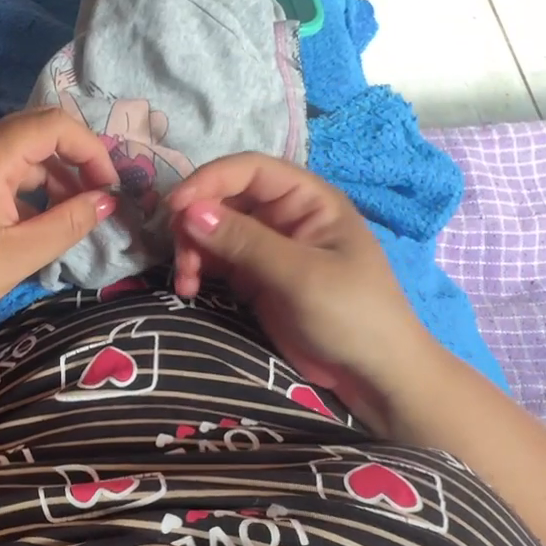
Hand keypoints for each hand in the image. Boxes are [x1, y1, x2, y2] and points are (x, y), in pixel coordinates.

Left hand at [0, 107, 120, 327]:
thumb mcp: (20, 255)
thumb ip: (68, 224)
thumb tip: (107, 202)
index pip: (54, 125)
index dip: (91, 149)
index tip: (109, 187)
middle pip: (42, 128)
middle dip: (78, 157)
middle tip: (100, 194)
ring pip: (28, 148)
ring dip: (59, 173)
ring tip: (78, 211)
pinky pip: (11, 166)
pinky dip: (36, 184)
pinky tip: (48, 217)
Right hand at [165, 154, 438, 400]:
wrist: (371, 376)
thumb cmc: (351, 315)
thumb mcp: (300, 276)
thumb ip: (245, 242)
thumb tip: (189, 211)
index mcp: (308, 199)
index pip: (249, 169)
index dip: (208, 180)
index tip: (174, 207)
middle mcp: (284, 215)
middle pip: (224, 198)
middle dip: (195, 222)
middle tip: (181, 257)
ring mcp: (267, 247)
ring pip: (213, 230)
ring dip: (191, 250)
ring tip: (186, 284)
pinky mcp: (254, 278)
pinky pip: (215, 261)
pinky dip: (196, 270)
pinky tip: (189, 291)